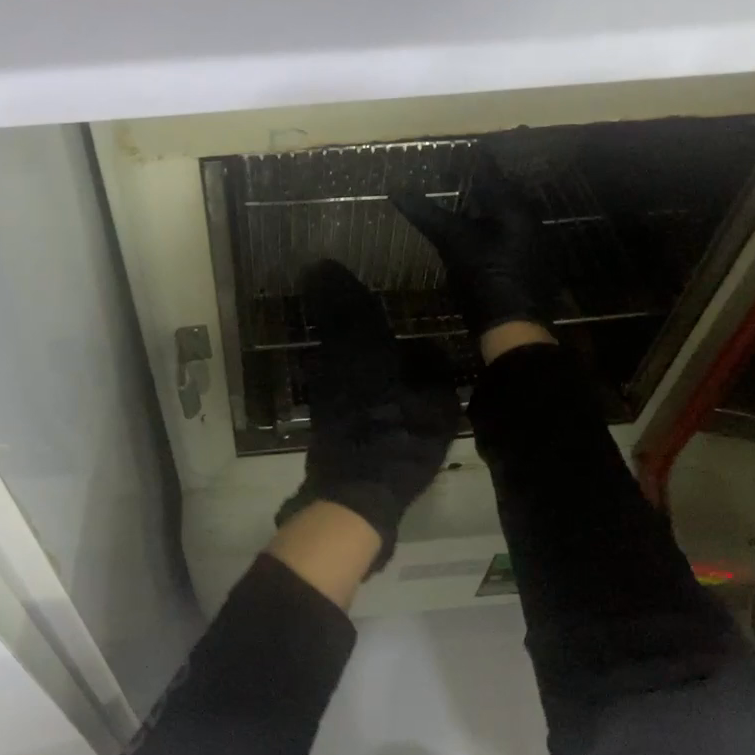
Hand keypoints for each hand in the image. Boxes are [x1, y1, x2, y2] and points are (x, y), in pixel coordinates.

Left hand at [274, 260, 458, 574]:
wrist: (357, 490)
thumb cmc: (402, 441)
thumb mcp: (436, 405)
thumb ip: (432, 371)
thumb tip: (425, 348)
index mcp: (369, 351)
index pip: (353, 308)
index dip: (340, 285)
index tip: (326, 265)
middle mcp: (340, 360)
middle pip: (331, 319)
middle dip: (325, 296)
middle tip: (317, 274)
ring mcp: (326, 385)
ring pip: (326, 342)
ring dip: (326, 321)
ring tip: (330, 305)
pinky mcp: (321, 408)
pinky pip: (327, 364)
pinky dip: (331, 350)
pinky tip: (339, 352)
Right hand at [392, 153, 560, 338]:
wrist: (512, 326)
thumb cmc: (483, 277)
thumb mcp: (451, 241)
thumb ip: (425, 213)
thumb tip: (395, 189)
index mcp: (514, 208)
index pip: (493, 173)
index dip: (478, 160)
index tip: (466, 148)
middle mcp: (530, 219)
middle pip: (504, 193)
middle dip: (483, 184)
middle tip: (462, 176)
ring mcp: (535, 243)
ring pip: (508, 215)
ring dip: (489, 208)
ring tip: (467, 204)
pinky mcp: (532, 264)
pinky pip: (511, 234)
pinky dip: (495, 229)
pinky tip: (479, 236)